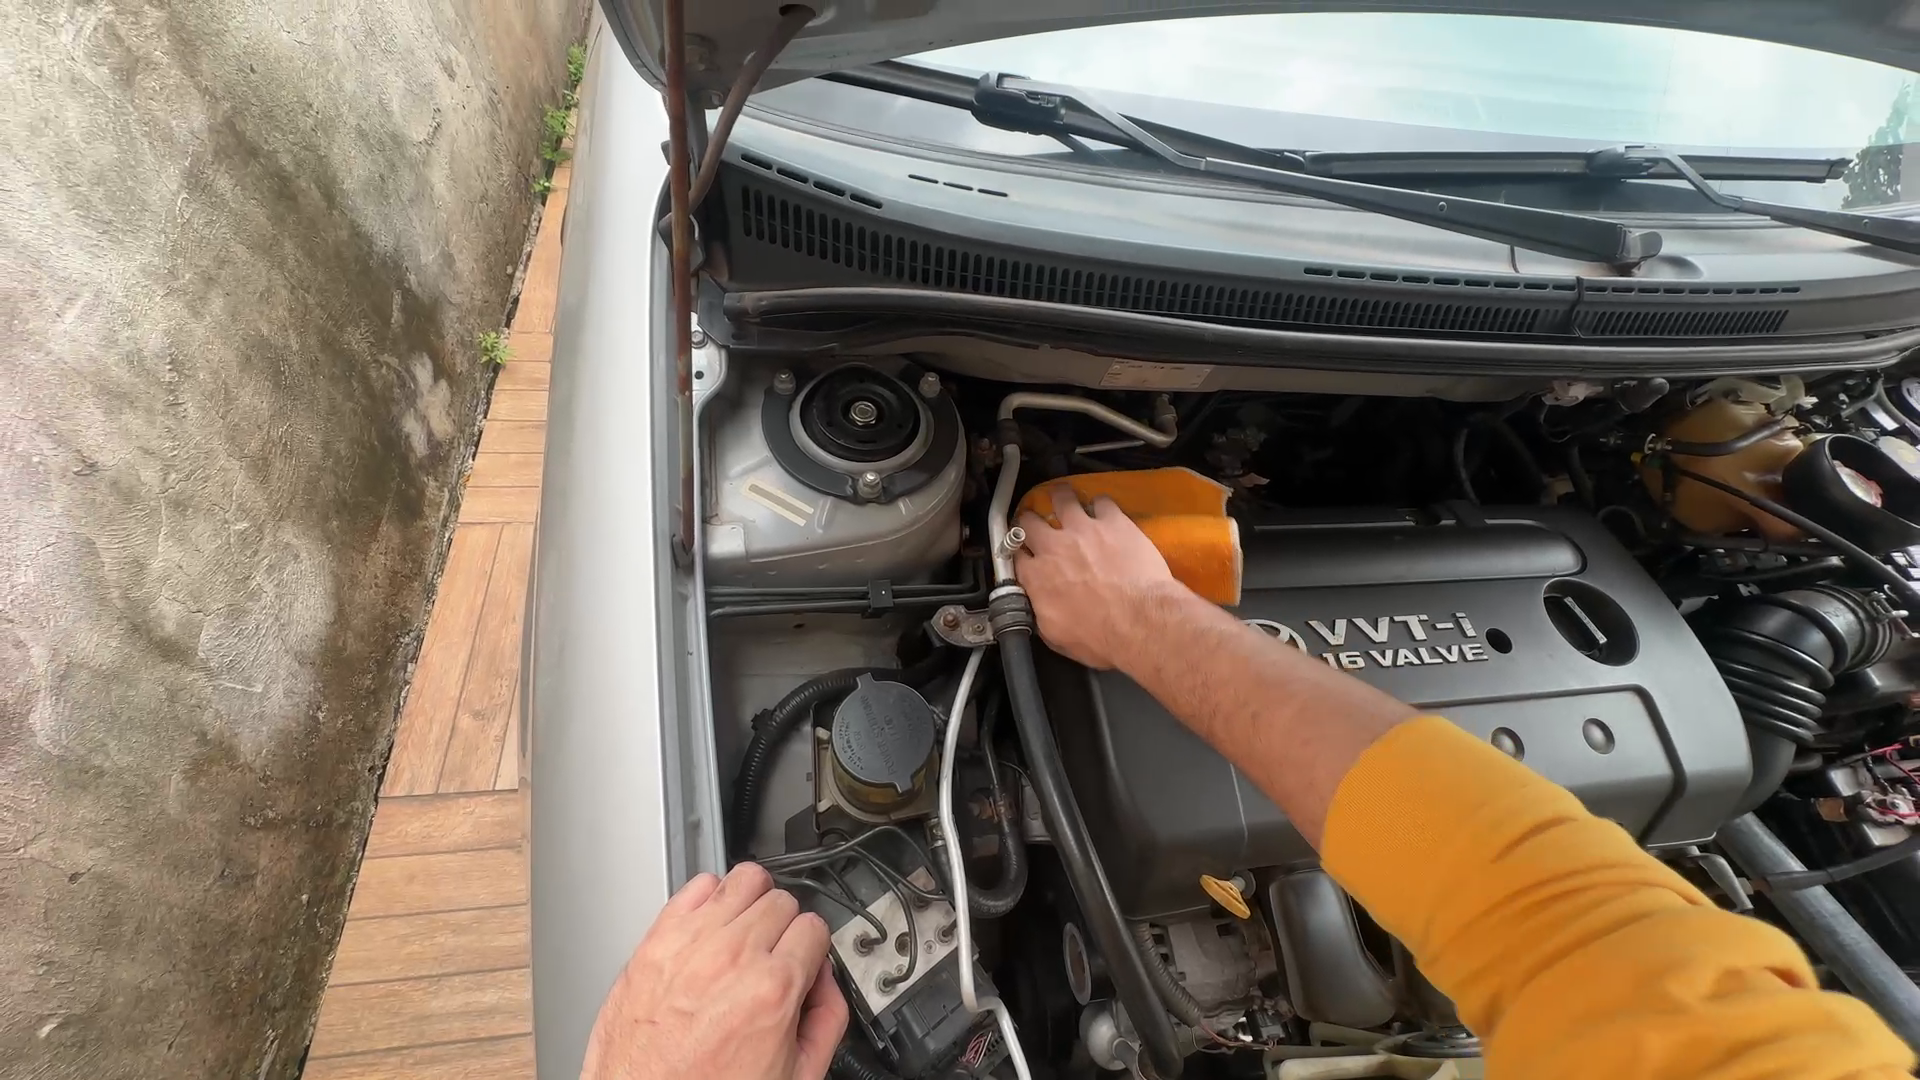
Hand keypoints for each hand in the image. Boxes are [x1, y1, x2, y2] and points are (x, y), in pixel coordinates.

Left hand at [581, 863, 847, 1079]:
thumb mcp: (793, 1079)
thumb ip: (826, 1020)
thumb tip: (826, 980)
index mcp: (773, 990)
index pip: (815, 926)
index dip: (811, 947)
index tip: (801, 958)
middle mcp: (734, 958)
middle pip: (782, 900)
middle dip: (783, 926)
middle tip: (771, 953)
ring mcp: (692, 944)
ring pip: (745, 879)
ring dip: (751, 901)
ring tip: (744, 930)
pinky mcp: (656, 942)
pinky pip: (697, 886)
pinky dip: (710, 898)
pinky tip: (711, 927)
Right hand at [1015, 485, 1185, 668]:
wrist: (1140, 622)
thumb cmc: (1100, 637)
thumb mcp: (1055, 636)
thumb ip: (1039, 612)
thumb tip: (1037, 607)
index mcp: (1036, 576)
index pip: (1014, 554)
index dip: (1018, 552)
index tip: (1024, 554)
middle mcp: (1054, 546)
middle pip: (1029, 521)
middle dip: (1029, 520)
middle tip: (1035, 522)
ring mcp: (1083, 529)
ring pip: (1062, 499)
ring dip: (1060, 498)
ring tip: (1063, 497)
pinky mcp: (1113, 521)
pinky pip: (1101, 500)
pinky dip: (1100, 505)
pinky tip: (1104, 511)